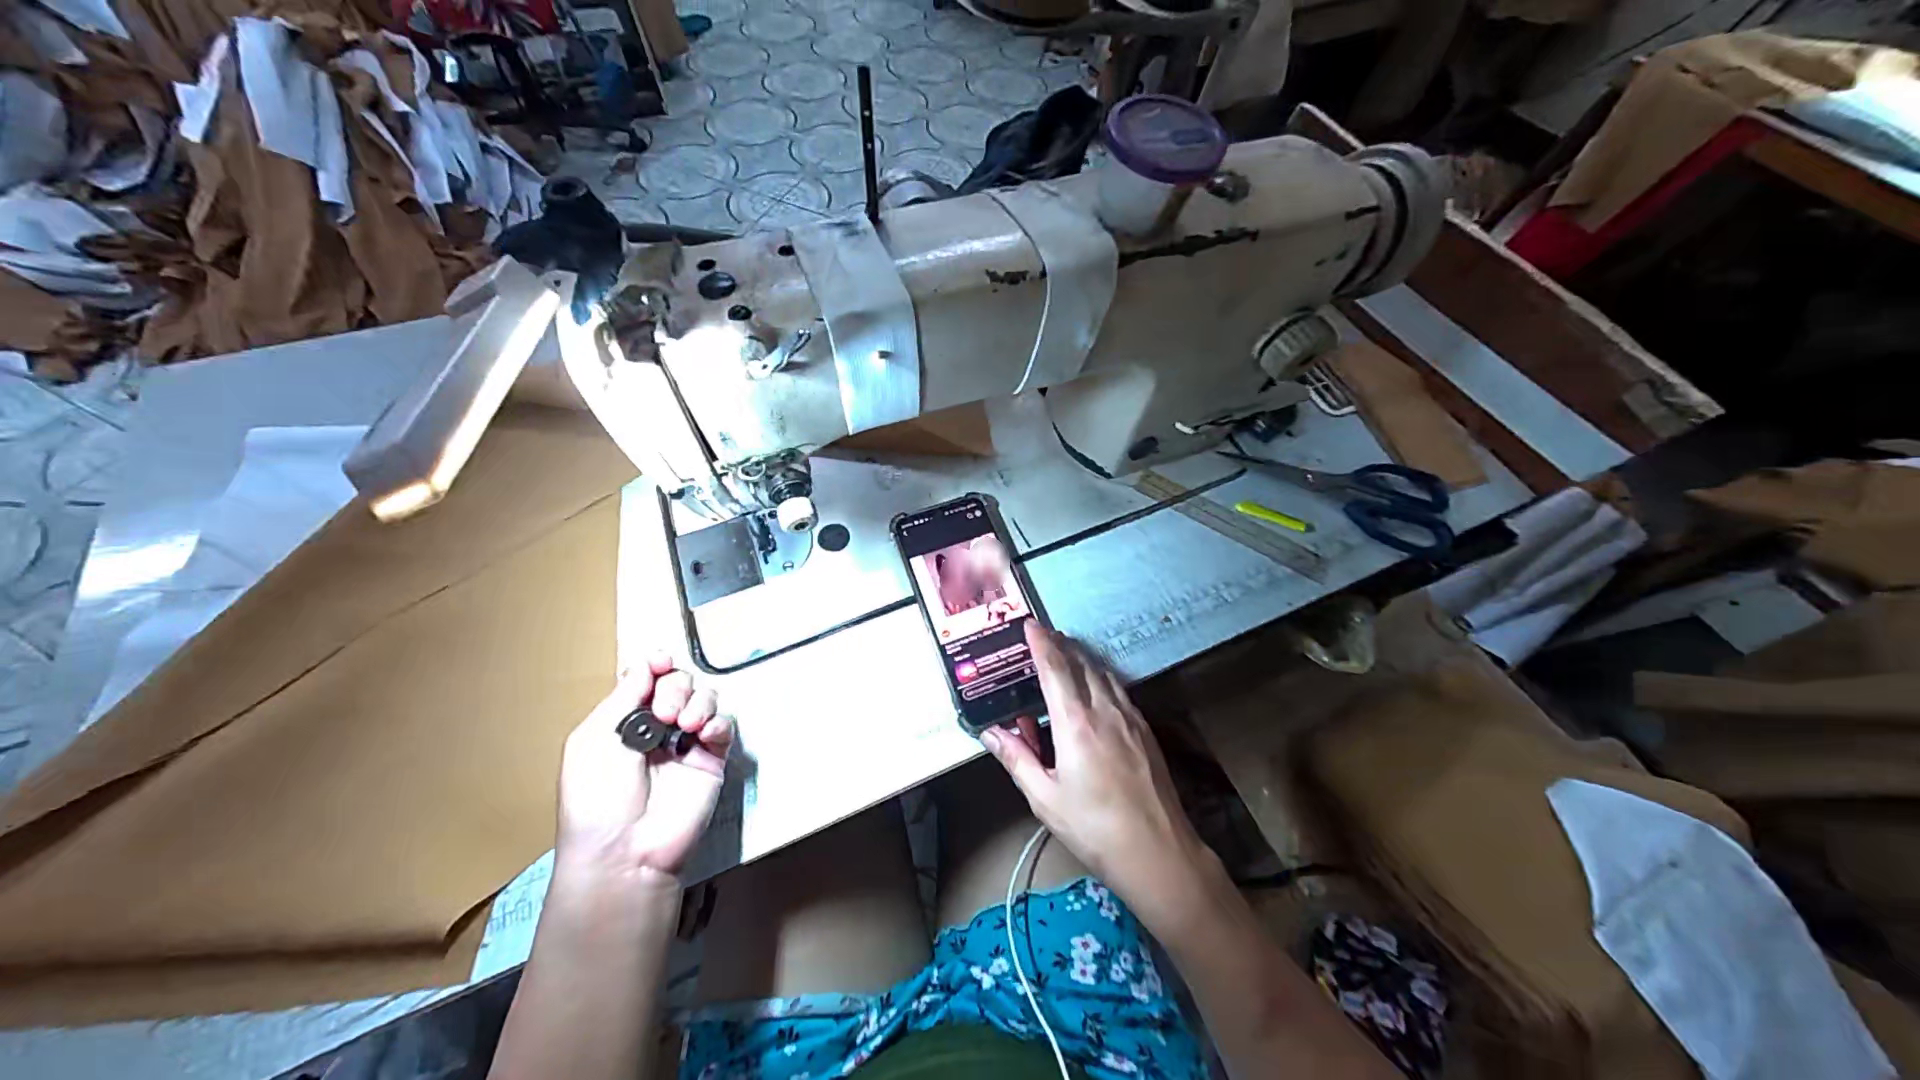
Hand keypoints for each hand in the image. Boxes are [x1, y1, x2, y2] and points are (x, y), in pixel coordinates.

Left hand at [556, 654, 732, 883]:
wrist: (625, 850)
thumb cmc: (596, 801)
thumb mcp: (593, 742)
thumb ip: (622, 699)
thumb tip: (646, 664)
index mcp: (624, 721)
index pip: (648, 680)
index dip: (657, 665)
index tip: (661, 662)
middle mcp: (657, 727)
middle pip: (679, 683)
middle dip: (676, 687)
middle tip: (666, 713)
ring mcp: (686, 743)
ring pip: (705, 699)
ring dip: (698, 702)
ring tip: (684, 725)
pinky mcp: (712, 760)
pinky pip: (725, 727)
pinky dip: (718, 722)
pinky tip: (703, 733)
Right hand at [980, 622, 1208, 906]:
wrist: (1157, 851)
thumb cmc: (1094, 828)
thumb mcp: (1044, 798)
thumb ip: (1017, 759)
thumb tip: (991, 732)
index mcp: (1076, 724)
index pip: (1055, 669)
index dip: (1040, 643)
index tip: (1030, 625)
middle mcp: (1105, 711)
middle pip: (1082, 663)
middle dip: (1061, 645)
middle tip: (1043, 637)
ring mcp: (1130, 719)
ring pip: (1103, 674)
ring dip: (1082, 658)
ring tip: (1065, 655)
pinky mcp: (1146, 731)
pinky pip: (1119, 691)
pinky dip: (1101, 678)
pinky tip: (1095, 689)